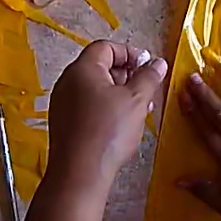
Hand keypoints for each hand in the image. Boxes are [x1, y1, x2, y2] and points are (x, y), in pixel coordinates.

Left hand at [47, 40, 167, 191]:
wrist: (81, 172)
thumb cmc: (108, 132)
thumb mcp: (137, 100)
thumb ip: (149, 77)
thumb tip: (157, 63)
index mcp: (83, 69)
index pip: (106, 47)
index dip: (129, 53)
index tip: (148, 65)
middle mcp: (68, 82)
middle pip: (99, 66)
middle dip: (127, 74)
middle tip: (146, 88)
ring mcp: (63, 103)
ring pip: (95, 88)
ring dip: (119, 92)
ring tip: (139, 108)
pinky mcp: (64, 123)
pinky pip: (88, 105)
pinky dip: (106, 107)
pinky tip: (122, 124)